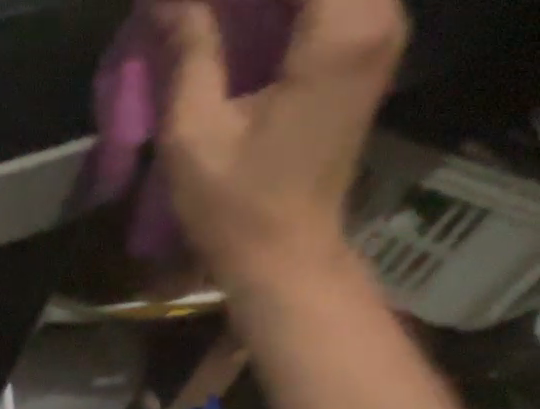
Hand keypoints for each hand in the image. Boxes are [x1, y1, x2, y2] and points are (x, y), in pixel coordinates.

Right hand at [157, 0, 407, 289]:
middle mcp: (379, 19)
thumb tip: (164, 0)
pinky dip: (283, 10)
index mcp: (341, 33)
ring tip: (207, 20)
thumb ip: (188, 53)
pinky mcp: (366, 52)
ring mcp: (380, 34)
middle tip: (190, 13)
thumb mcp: (194, 130)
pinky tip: (236, 26)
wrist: (285, 249)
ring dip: (263, 4)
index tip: (180, 7)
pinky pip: (328, 5)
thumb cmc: (234, 201)